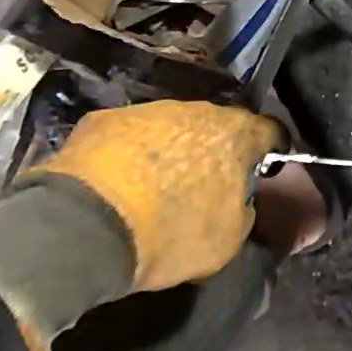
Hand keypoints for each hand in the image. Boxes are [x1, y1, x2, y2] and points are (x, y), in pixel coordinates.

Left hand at [25, 100, 280, 289]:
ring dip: (175, 147)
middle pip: (221, 125)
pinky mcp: (102, 120)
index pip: (272, 130)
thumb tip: (239, 201)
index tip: (263, 170)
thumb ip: (245, 209)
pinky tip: (119, 181)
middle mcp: (201, 111)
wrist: (79, 231)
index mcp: (240, 134)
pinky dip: (131, 152)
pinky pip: (130, 135)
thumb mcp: (229, 239)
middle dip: (219, 148)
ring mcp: (149, 111)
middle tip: (209, 180)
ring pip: (175, 125)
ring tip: (157, 182)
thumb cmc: (170, 234)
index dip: (270, 151)